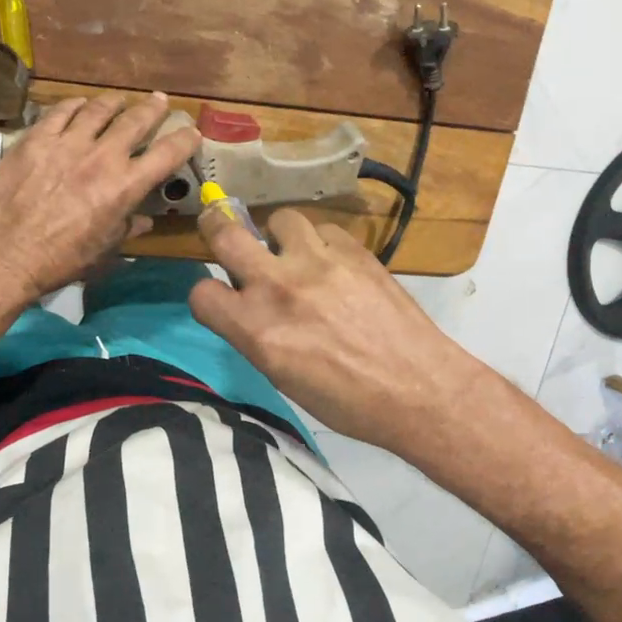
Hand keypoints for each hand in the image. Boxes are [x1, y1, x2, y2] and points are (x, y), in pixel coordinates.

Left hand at [0, 93, 199, 298]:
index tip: (191, 132)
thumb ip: (128, 228)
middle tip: (159, 101)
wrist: (10, 254)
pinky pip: (60, 112)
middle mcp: (102, 157)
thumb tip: (145, 221)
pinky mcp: (37, 139)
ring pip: (99, 109)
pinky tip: (79, 104)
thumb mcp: (105, 250)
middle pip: (136, 120)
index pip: (167, 153)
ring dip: (114, 102)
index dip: (185, 140)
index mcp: (125, 186)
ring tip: (119, 100)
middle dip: (153, 109)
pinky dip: (75, 105)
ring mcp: (67, 143)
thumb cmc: (63, 260)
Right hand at [189, 207, 485, 450]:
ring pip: (279, 219)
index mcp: (256, 329)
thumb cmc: (347, 402)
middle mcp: (279, 287)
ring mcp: (318, 262)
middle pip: (224, 233)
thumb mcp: (282, 378)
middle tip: (220, 229)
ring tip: (290, 253)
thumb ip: (255, 336)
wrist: (419, 388)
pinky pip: (323, 229)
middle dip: (215, 227)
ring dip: (276, 235)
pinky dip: (321, 243)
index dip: (207, 298)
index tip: (220, 302)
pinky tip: (332, 265)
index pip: (202, 293)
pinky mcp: (354, 250)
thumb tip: (245, 309)